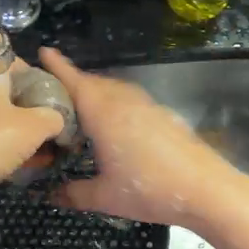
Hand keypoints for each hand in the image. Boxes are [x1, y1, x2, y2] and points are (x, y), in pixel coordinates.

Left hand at [0, 60, 66, 201]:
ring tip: (44, 147)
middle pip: (8, 92)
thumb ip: (53, 117)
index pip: (14, 63)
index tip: (50, 94)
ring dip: (22, 131)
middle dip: (31, 108)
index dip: (35, 75)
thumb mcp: (35, 127)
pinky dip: (7, 146)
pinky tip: (25, 163)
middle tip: (50, 122)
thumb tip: (58, 119)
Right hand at [40, 47, 243, 228]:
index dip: (56, 66)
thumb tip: (49, 195)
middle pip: (92, 82)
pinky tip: (110, 126)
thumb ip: (73, 194)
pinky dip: (112, 103)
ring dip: (93, 93)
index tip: (42, 51)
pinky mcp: (161, 114)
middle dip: (71, 83)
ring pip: (112, 90)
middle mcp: (123, 100)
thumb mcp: (105, 197)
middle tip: (51, 95)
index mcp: (103, 113)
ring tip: (77, 111)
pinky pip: (127, 99)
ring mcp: (145, 105)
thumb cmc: (149, 189)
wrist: (206, 189)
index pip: (74, 81)